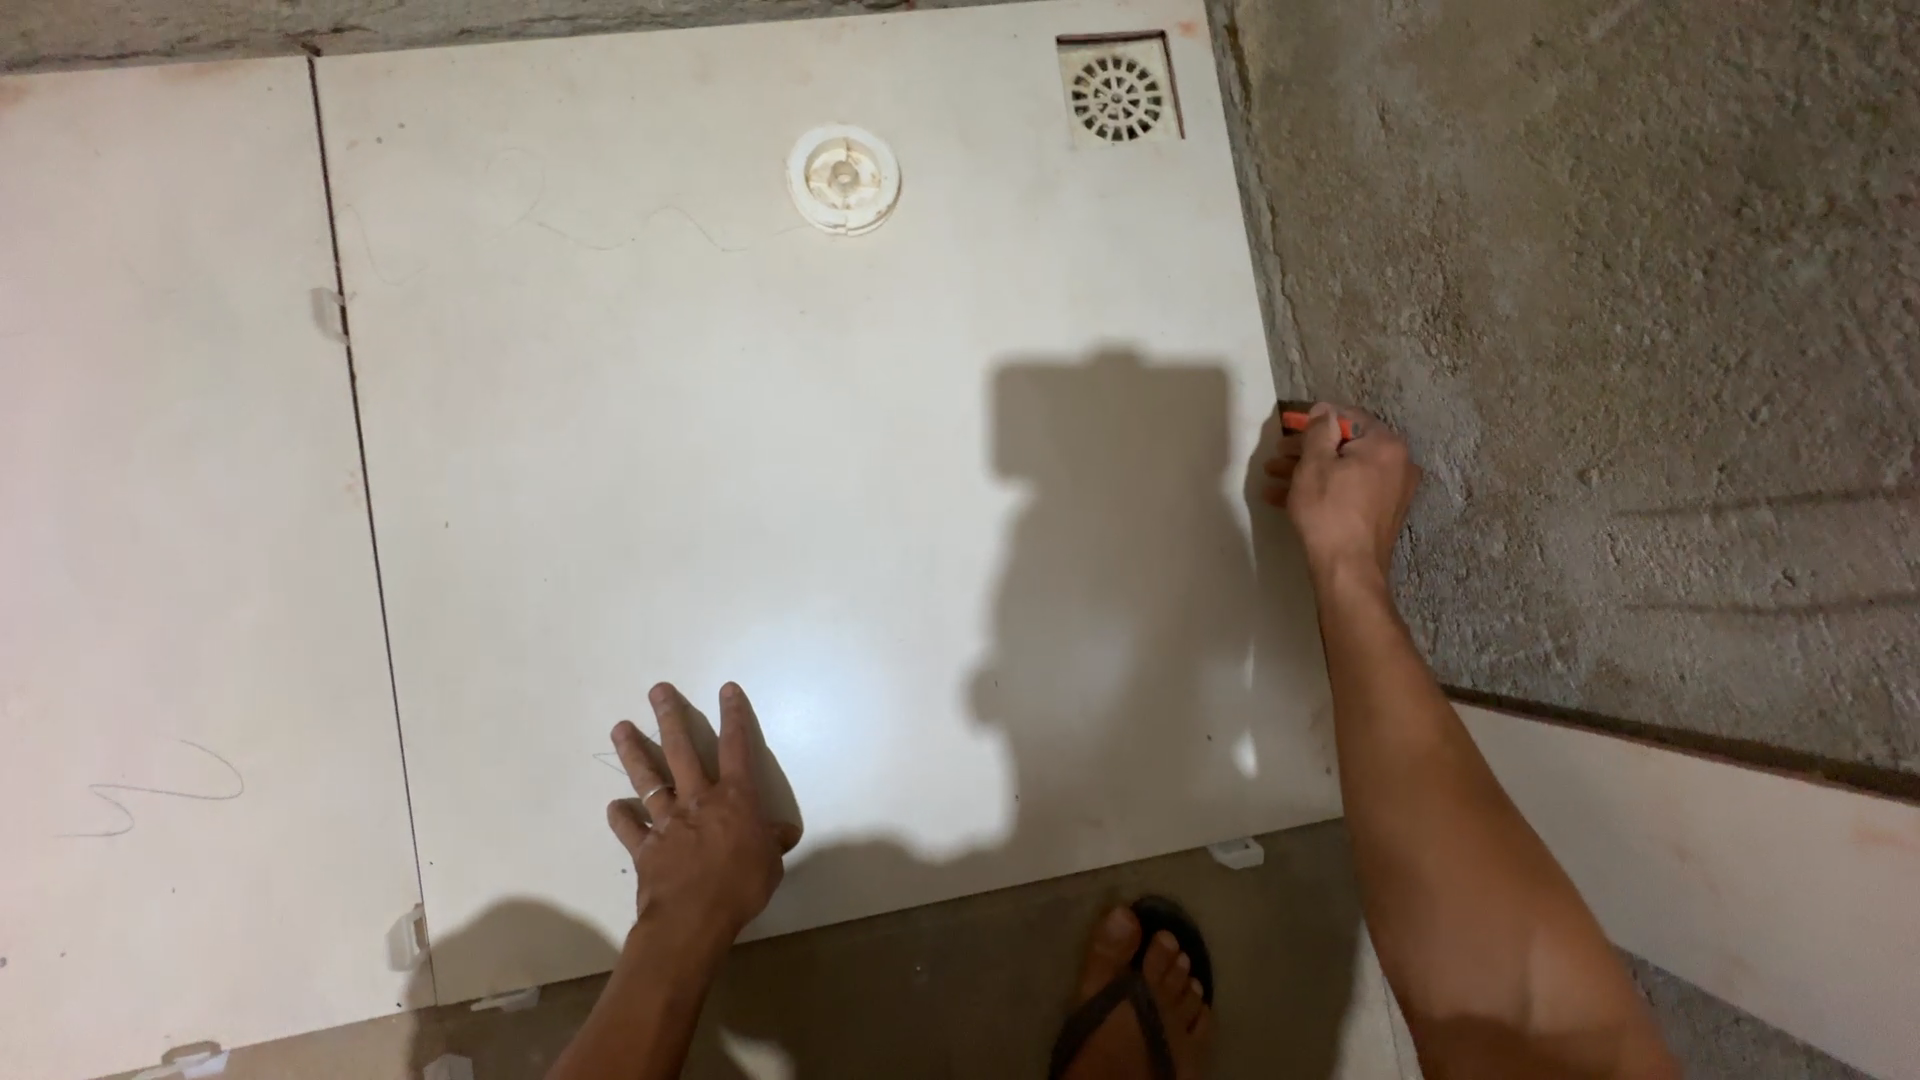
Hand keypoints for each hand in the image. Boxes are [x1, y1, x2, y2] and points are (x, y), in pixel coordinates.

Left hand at [606, 682, 801, 951]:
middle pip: (682, 750)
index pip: (737, 746)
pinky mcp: (645, 848)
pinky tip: (613, 807)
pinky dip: (622, 817)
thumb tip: (784, 833)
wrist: (693, 919)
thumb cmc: (741, 885)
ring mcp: (668, 822)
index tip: (726, 689)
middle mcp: (699, 799)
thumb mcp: (771, 862)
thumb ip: (773, 841)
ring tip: (620, 727)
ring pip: (649, 779)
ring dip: (633, 752)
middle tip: (657, 691)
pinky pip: (631, 828)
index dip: (734, 715)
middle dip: (670, 717)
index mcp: (735, 797)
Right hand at [1262, 402, 1420, 578]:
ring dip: (1309, 471)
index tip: (1288, 430)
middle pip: (1346, 445)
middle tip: (1277, 456)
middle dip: (1307, 450)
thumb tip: (1324, 410)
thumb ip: (1318, 431)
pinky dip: (1323, 490)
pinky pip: (1349, 491)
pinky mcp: (1381, 512)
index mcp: (1385, 444)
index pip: (1348, 417)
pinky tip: (1287, 498)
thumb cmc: (1328, 510)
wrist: (1348, 567)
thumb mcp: (1314, 464)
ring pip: (1344, 470)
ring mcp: (1392, 490)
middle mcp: (1398, 463)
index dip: (1315, 421)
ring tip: (1274, 478)